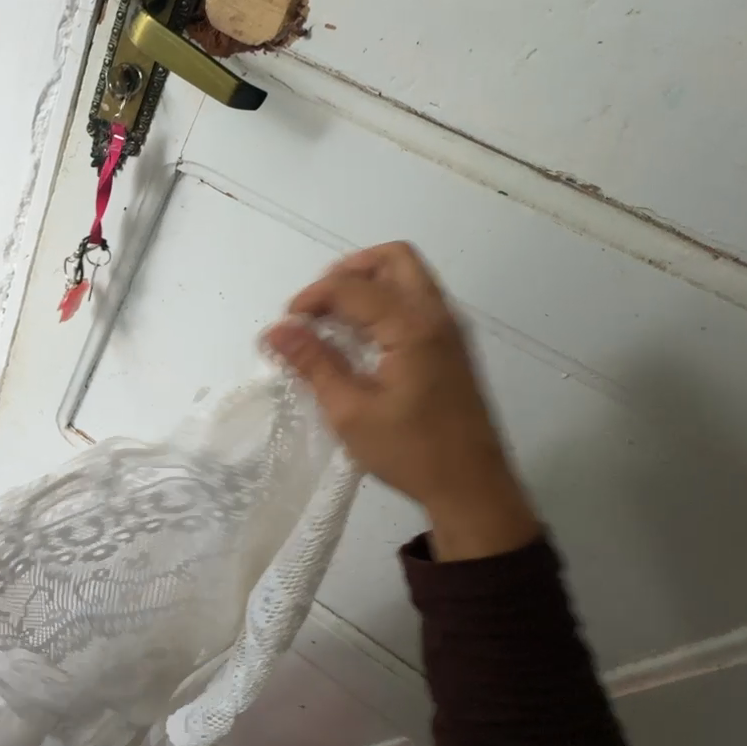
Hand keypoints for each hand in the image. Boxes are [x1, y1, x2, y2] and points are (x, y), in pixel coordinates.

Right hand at [264, 242, 538, 560]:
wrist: (471, 486)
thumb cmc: (408, 450)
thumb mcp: (348, 410)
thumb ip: (313, 362)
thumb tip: (275, 330)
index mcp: (413, 327)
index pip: (352, 286)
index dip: (311, 297)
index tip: (285, 328)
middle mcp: (437, 316)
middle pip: (392, 259)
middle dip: (345, 273)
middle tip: (313, 308)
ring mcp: (448, 329)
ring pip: (405, 278)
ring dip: (362, 288)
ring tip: (328, 325)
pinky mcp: (449, 346)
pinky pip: (413, 302)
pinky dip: (379, 305)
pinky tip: (354, 342)